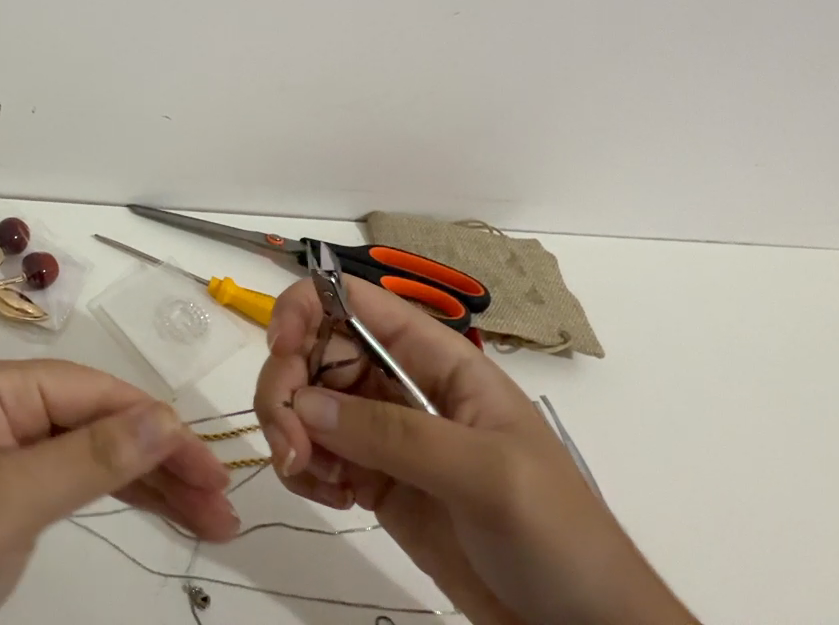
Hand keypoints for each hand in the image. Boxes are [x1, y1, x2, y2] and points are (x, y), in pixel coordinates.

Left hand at [0, 358, 236, 624]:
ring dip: (154, 483)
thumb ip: (93, 456)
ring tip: (214, 519)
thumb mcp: (16, 497)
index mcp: (0, 387)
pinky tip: (166, 510)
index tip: (212, 467)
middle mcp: (9, 406)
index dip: (157, 425)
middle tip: (224, 505)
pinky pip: (79, 481)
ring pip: (98, 453)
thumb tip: (167, 416)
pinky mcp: (13, 489)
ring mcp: (11, 448)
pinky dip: (123, 498)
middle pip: (103, 421)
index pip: (96, 392)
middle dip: (163, 459)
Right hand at [255, 281, 696, 624]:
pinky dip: (302, 468)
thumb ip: (393, 433)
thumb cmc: (558, 536)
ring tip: (309, 477)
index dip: (308, 308)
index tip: (280, 349)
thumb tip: (304, 401)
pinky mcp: (372, 482)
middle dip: (289, 385)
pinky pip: (314, 455)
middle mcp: (403, 386)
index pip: (358, 303)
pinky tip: (328, 497)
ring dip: (289, 430)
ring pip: (307, 403)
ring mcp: (385, 435)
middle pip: (318, 353)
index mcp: (439, 361)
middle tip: (289, 441)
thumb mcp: (486, 474)